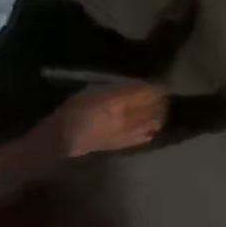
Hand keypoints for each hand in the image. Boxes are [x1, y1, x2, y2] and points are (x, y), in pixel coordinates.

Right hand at [52, 83, 167, 154]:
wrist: (65, 136)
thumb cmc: (76, 109)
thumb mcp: (95, 89)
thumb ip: (119, 87)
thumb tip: (140, 85)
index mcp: (116, 102)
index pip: (148, 92)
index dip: (156, 86)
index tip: (158, 82)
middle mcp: (127, 118)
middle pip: (156, 106)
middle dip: (161, 98)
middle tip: (159, 93)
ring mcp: (129, 133)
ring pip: (156, 120)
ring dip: (159, 112)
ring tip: (156, 107)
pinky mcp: (127, 144)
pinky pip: (149, 135)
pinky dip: (153, 126)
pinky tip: (149, 122)